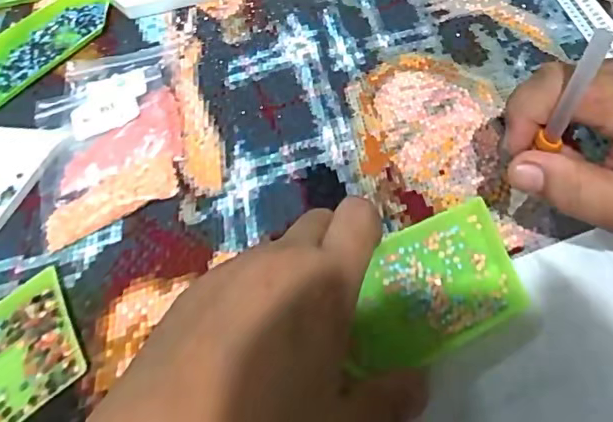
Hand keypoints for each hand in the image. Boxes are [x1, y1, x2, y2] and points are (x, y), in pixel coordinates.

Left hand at [92, 197, 426, 421]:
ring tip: (277, 338)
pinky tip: (232, 349)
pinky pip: (237, 273)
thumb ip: (383, 399)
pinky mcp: (194, 287)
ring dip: (287, 274)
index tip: (367, 270)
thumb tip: (418, 381)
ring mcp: (233, 267)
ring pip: (276, 250)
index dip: (368, 232)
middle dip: (330, 251)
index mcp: (325, 279)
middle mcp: (280, 257)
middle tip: (328, 310)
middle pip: (318, 223)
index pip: (359, 214)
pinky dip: (248, 293)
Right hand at [502, 56, 612, 251]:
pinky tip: (568, 150)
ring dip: (540, 121)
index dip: (523, 118)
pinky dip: (558, 119)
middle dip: (527, 121)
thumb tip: (514, 169)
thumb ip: (572, 189)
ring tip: (548, 163)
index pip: (554, 86)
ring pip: (556, 84)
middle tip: (526, 166)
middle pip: (550, 80)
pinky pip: (571, 90)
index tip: (515, 162)